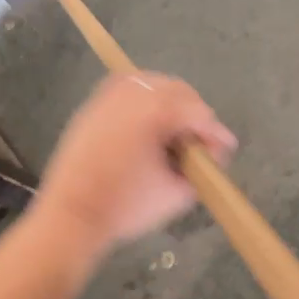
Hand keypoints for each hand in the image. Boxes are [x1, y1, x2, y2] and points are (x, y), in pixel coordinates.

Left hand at [34, 72, 236, 249]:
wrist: (71, 215)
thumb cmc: (125, 206)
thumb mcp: (175, 193)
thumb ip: (202, 168)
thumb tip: (212, 155)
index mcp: (157, 110)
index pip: (199, 112)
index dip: (216, 132)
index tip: (227, 147)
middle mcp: (136, 92)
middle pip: (180, 90)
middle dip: (194, 113)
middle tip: (201, 140)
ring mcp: (112, 93)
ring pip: (155, 84)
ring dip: (172, 102)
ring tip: (176, 130)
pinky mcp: (96, 102)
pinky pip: (131, 88)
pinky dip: (146, 99)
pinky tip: (151, 122)